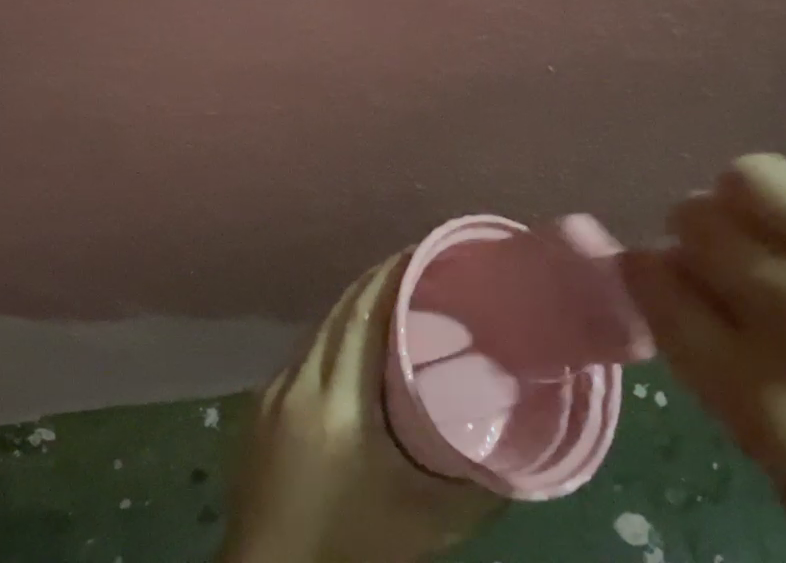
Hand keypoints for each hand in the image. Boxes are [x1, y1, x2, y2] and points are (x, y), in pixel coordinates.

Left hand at [219, 252, 502, 562]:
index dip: (395, 273)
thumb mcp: (428, 522)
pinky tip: (359, 349)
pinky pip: (306, 352)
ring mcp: (271, 391)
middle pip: (342, 309)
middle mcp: (298, 380)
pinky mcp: (260, 406)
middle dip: (382, 280)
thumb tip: (525, 450)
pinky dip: (336, 336)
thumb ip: (481, 485)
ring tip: (401, 301)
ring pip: (321, 327)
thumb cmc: (351, 547)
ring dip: (358, 306)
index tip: (431, 253)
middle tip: (427, 271)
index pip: (364, 310)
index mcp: (336, 399)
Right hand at [622, 128, 785, 562]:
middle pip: (696, 223)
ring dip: (768, 203)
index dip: (656, 272)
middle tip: (757, 261)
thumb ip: (734, 390)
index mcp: (774, 410)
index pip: (657, 290)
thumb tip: (681, 290)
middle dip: (711, 241)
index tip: (674, 271)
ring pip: (751, 174)